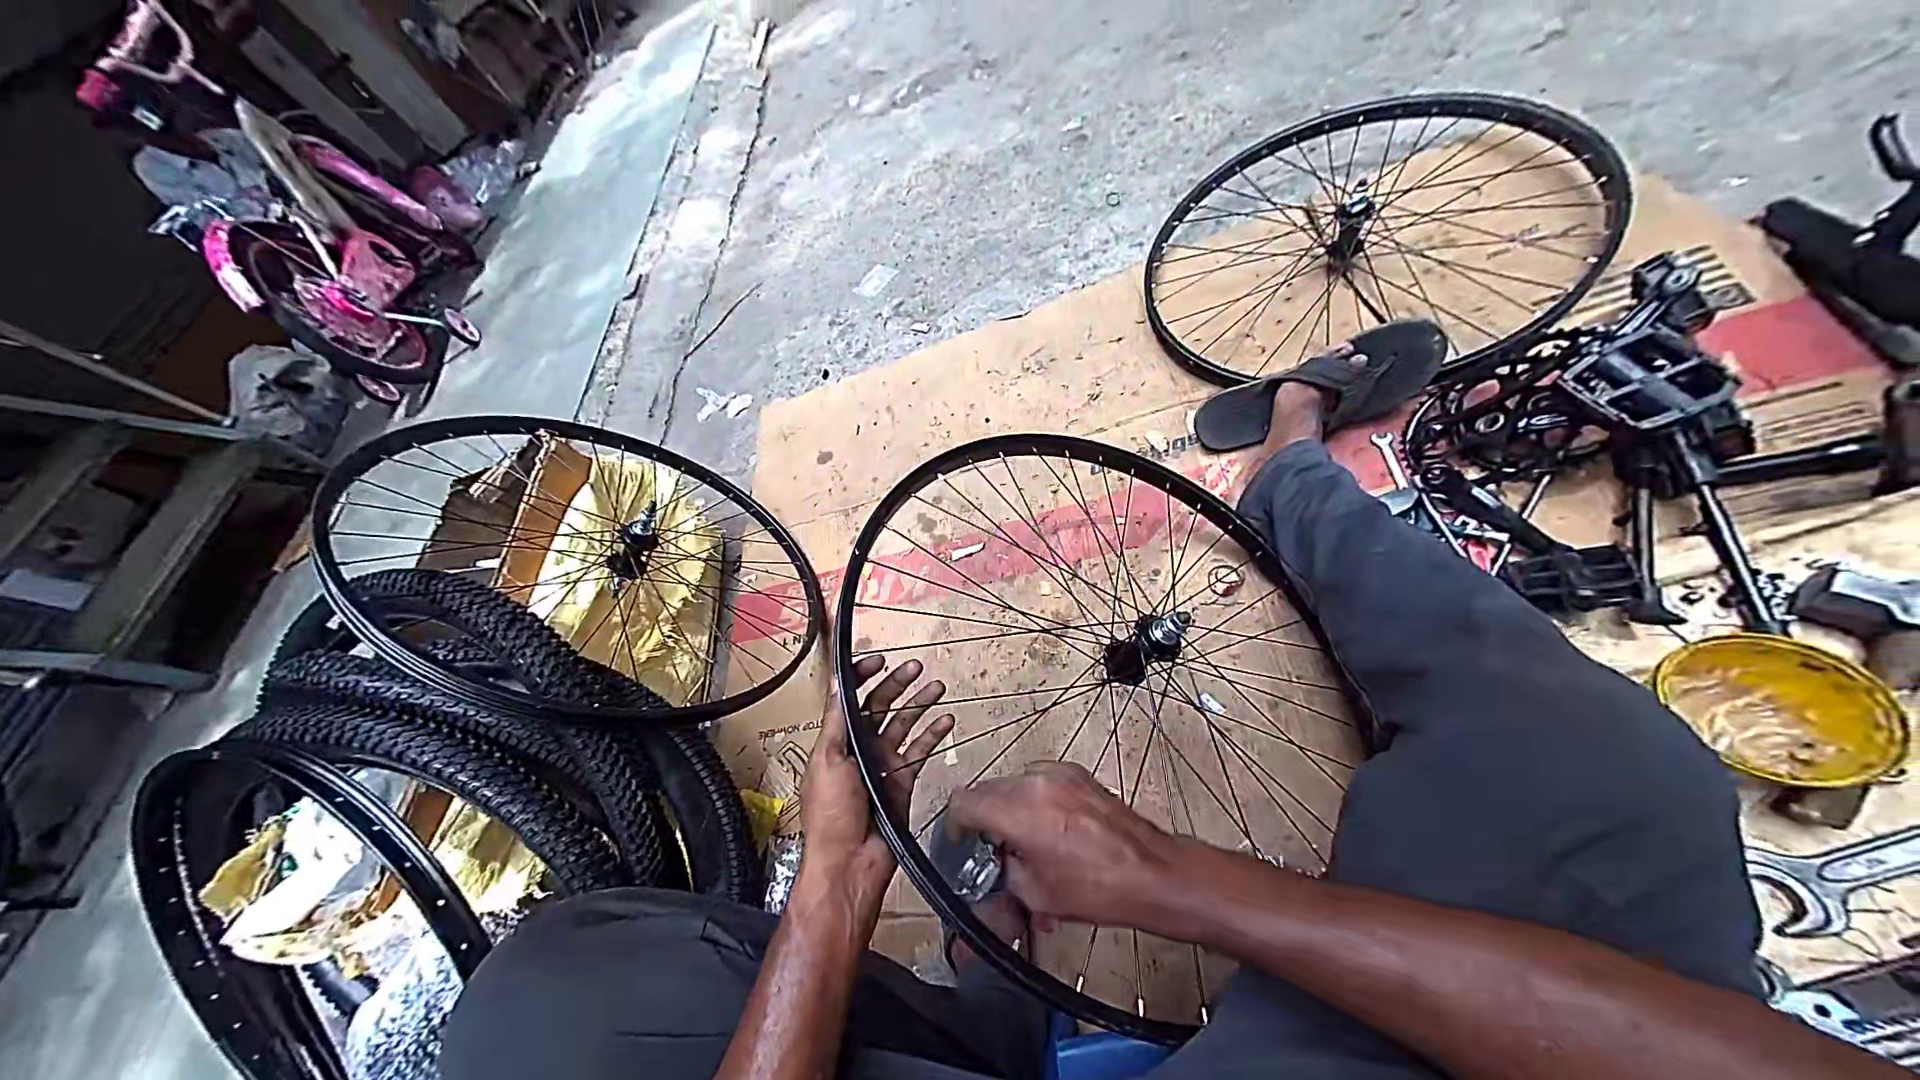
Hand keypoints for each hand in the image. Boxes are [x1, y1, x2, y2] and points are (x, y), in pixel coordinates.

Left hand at [799, 655, 953, 903]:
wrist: (849, 864)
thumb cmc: (831, 813)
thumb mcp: (828, 759)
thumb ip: (836, 721)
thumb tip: (838, 684)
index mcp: (837, 742)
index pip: (851, 701)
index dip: (861, 678)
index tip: (878, 660)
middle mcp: (860, 749)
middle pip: (880, 708)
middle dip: (897, 684)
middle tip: (914, 666)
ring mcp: (883, 765)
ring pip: (904, 725)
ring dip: (919, 704)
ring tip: (936, 686)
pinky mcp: (903, 781)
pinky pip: (920, 751)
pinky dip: (933, 735)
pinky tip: (945, 720)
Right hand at [946, 762, 1185, 927]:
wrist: (1152, 873)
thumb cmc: (1102, 887)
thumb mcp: (1036, 893)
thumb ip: (1003, 868)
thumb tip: (996, 861)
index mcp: (1019, 809)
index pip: (964, 801)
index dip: (954, 823)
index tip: (959, 837)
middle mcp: (1036, 781)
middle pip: (988, 791)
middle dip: (984, 819)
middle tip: (992, 848)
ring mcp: (1059, 773)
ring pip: (1014, 785)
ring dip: (1011, 809)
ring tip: (1026, 844)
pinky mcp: (1078, 774)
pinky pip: (1041, 782)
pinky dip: (1036, 801)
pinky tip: (1049, 832)